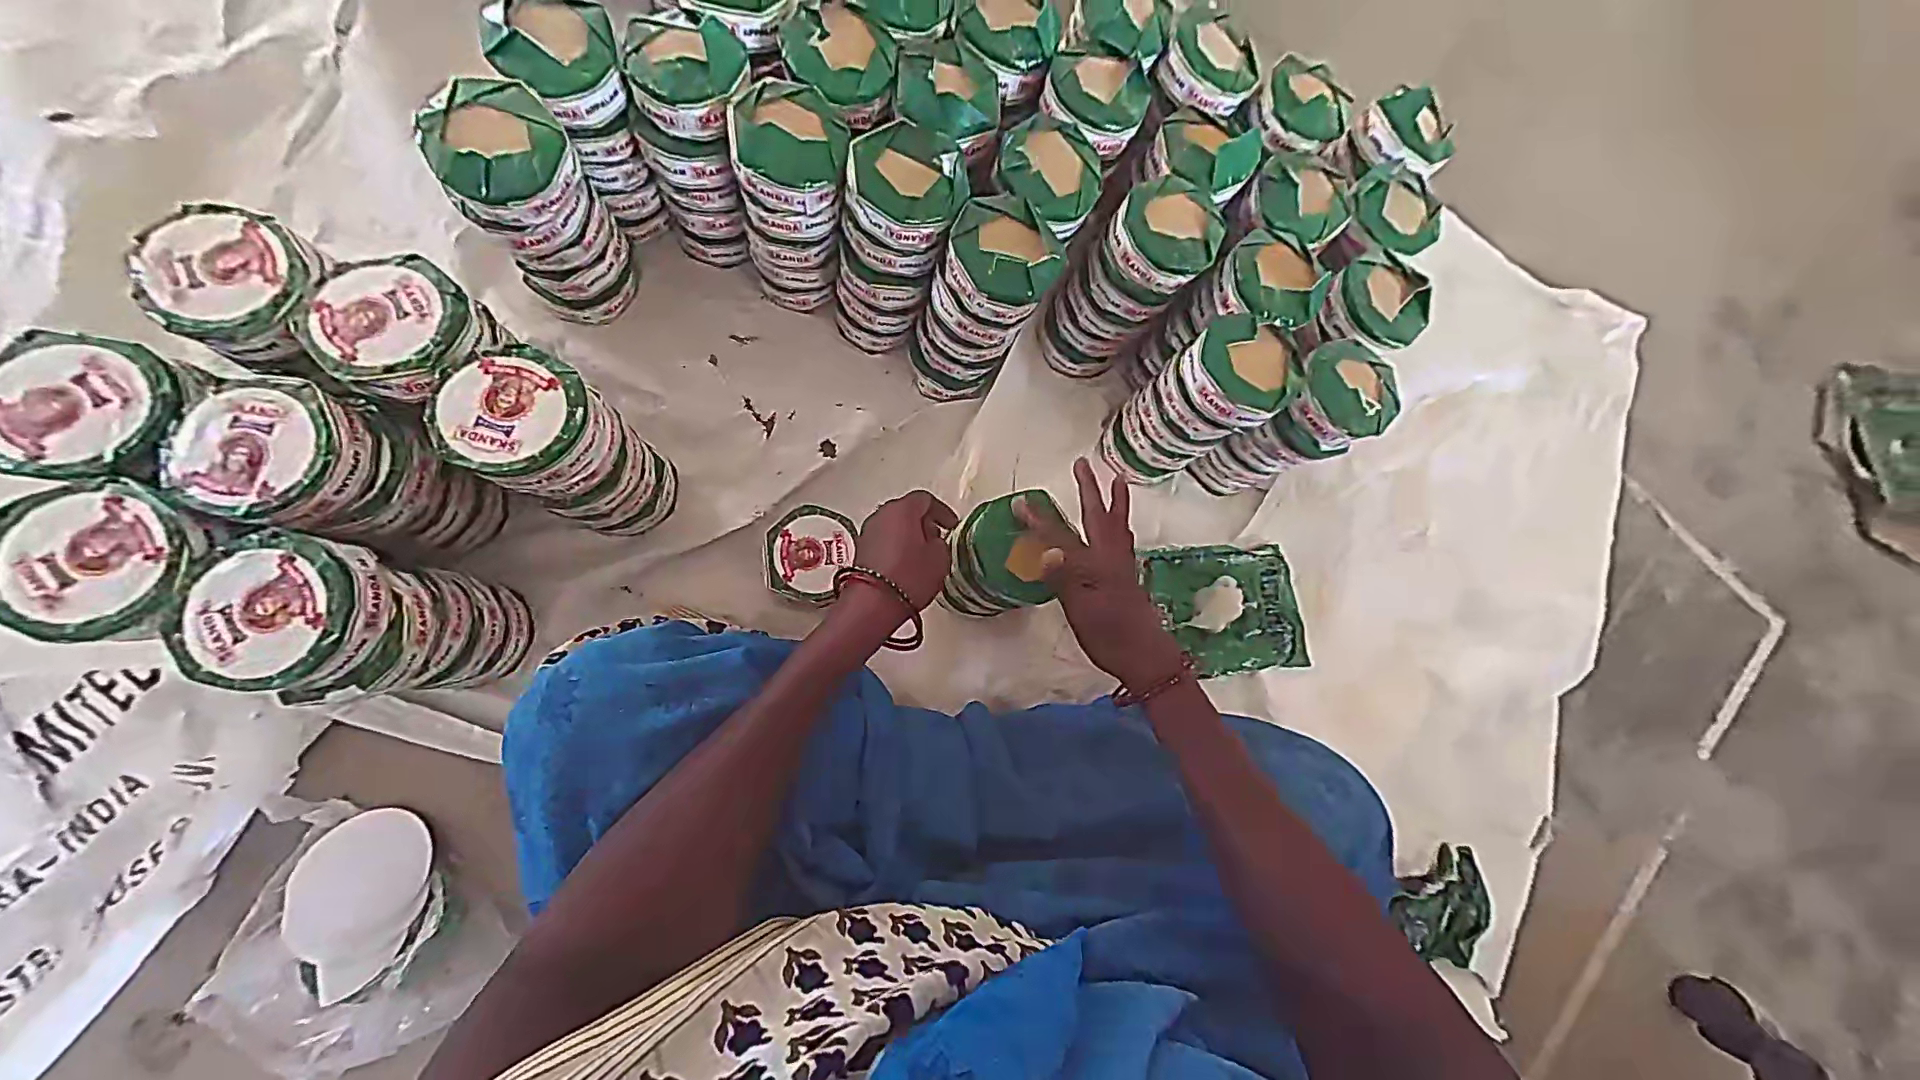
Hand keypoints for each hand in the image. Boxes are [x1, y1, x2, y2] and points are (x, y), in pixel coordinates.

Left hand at [853, 490, 958, 609]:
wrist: (873, 603)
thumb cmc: (908, 577)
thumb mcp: (940, 558)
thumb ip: (941, 542)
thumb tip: (933, 541)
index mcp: (903, 509)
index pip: (925, 499)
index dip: (942, 511)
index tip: (951, 524)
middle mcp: (881, 515)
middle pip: (906, 510)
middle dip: (923, 522)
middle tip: (937, 537)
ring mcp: (868, 532)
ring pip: (893, 525)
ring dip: (908, 535)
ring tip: (922, 554)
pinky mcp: (861, 550)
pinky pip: (883, 541)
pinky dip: (895, 546)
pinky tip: (905, 564)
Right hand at [1015, 458, 1186, 688]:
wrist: (1146, 657)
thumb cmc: (1110, 636)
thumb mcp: (1081, 610)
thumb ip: (1064, 580)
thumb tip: (1045, 553)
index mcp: (1094, 564)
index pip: (1060, 537)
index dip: (1040, 520)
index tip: (1022, 503)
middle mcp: (1110, 558)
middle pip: (1097, 516)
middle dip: (1088, 489)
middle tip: (1082, 464)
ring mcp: (1122, 566)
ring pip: (1118, 525)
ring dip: (1114, 501)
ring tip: (1117, 479)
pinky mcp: (1128, 576)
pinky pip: (1125, 540)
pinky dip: (1122, 524)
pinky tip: (1122, 527)